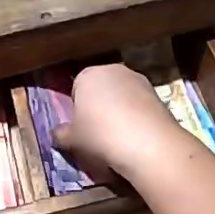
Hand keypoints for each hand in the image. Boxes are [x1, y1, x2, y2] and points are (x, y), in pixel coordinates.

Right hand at [50, 64, 198, 179]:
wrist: (148, 143)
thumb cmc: (100, 135)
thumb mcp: (73, 139)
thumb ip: (61, 134)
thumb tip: (56, 134)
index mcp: (88, 75)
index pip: (76, 88)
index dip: (77, 109)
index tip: (80, 128)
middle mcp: (114, 70)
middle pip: (100, 88)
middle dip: (98, 106)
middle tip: (97, 133)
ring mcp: (139, 80)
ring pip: (122, 96)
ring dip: (119, 111)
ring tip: (118, 138)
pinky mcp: (157, 94)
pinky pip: (139, 105)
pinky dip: (136, 117)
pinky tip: (136, 137)